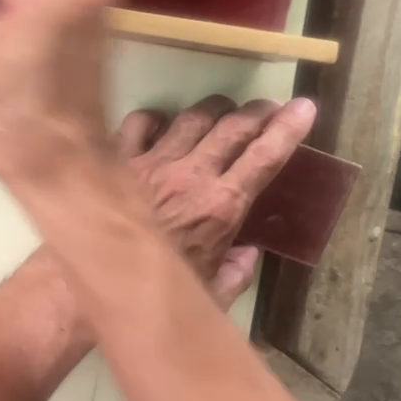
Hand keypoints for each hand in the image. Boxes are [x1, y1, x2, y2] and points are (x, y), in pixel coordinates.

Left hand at [117, 95, 317, 292]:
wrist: (96, 273)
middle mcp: (190, 176)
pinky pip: (137, 124)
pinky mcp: (115, 159)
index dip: (288, 128)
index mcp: (222, 206)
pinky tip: (160, 123)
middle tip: (264, 107)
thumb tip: (249, 253)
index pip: (265, 157)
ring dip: (211, 110)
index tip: (303, 107)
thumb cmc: (153, 289)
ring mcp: (150, 163)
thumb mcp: (211, 293)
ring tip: (221, 110)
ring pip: (189, 119)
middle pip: (231, 129)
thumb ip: (237, 273)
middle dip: (254, 112)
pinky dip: (153, 118)